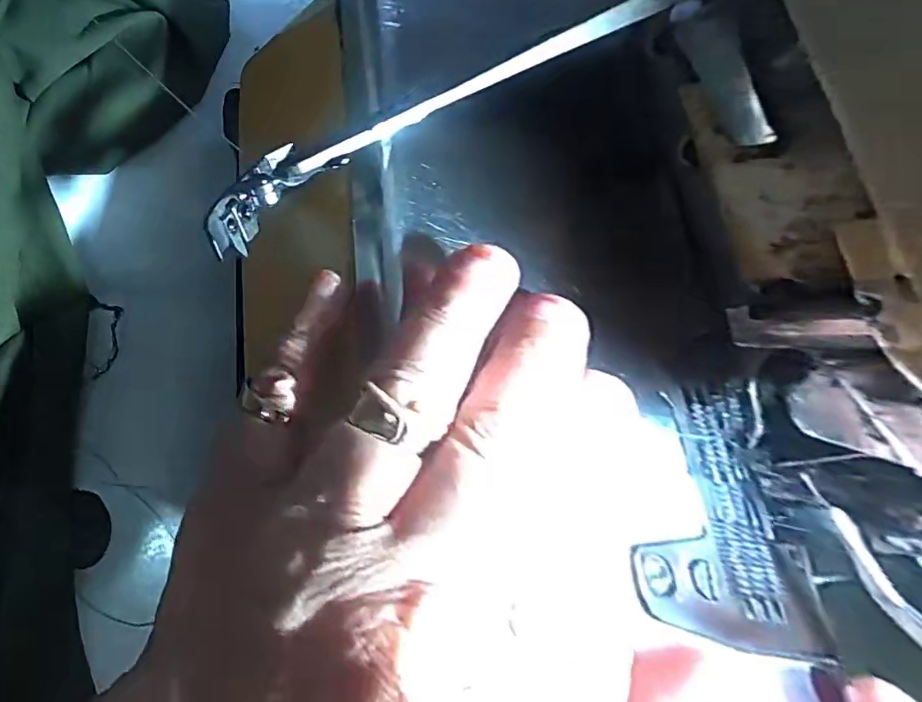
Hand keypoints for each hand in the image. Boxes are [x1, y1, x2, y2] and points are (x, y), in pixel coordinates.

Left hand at [105, 244, 637, 701]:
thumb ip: (585, 680)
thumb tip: (690, 644)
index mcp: (454, 618)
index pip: (527, 494)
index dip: (557, 416)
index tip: (582, 359)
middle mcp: (379, 547)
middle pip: (454, 427)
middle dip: (493, 345)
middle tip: (521, 279)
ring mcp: (294, 506)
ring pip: (368, 396)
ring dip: (411, 323)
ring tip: (441, 260)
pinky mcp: (231, 485)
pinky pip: (272, 395)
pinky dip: (304, 337)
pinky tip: (331, 289)